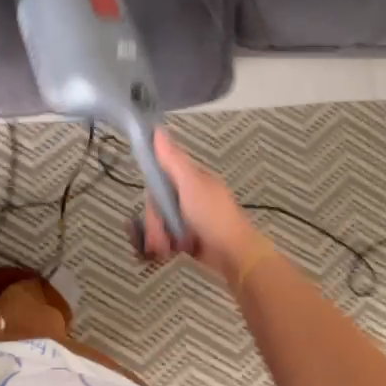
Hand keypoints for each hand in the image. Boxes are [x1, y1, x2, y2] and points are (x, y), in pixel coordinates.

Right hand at [139, 129, 269, 281]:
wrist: (234, 255)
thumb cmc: (213, 216)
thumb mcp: (190, 184)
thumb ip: (173, 159)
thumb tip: (158, 129)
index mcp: (193, 179)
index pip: (162, 177)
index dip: (154, 192)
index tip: (152, 206)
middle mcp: (191, 196)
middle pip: (160, 203)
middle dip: (155, 222)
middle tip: (158, 238)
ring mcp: (192, 218)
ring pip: (162, 222)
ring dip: (158, 236)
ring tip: (164, 250)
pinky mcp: (191, 239)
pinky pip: (169, 237)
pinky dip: (166, 245)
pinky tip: (168, 253)